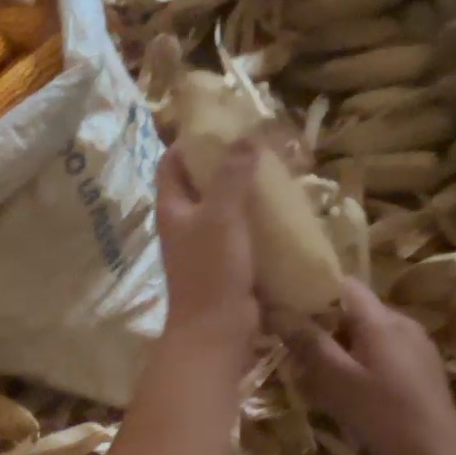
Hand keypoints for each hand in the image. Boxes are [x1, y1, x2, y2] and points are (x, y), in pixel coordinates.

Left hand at [155, 143, 257, 359]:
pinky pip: (242, 232)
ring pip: (224, 208)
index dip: (189, 142)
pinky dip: (258, 219)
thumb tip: (245, 134)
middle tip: (260, 145)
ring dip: (246, 191)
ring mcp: (205, 245)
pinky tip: (284, 209)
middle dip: (226, 163)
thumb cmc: (211, 270)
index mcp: (172, 208)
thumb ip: (232, 175)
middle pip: (200, 183)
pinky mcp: (228, 264)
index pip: (171, 164)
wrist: (217, 330)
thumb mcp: (222, 215)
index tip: (220, 124)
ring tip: (277, 171)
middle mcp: (184, 223)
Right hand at [292, 278, 455, 454]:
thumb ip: (306, 341)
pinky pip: (386, 351)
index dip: (314, 288)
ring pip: (370, 332)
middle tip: (296, 346)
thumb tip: (275, 309)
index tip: (287, 305)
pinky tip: (352, 388)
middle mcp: (404, 323)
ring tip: (319, 371)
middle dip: (325, 322)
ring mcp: (419, 346)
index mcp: (381, 320)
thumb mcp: (334, 377)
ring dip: (343, 344)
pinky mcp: (424, 368)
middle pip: (357, 309)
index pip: (345, 283)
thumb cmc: (379, 413)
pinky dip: (363, 359)